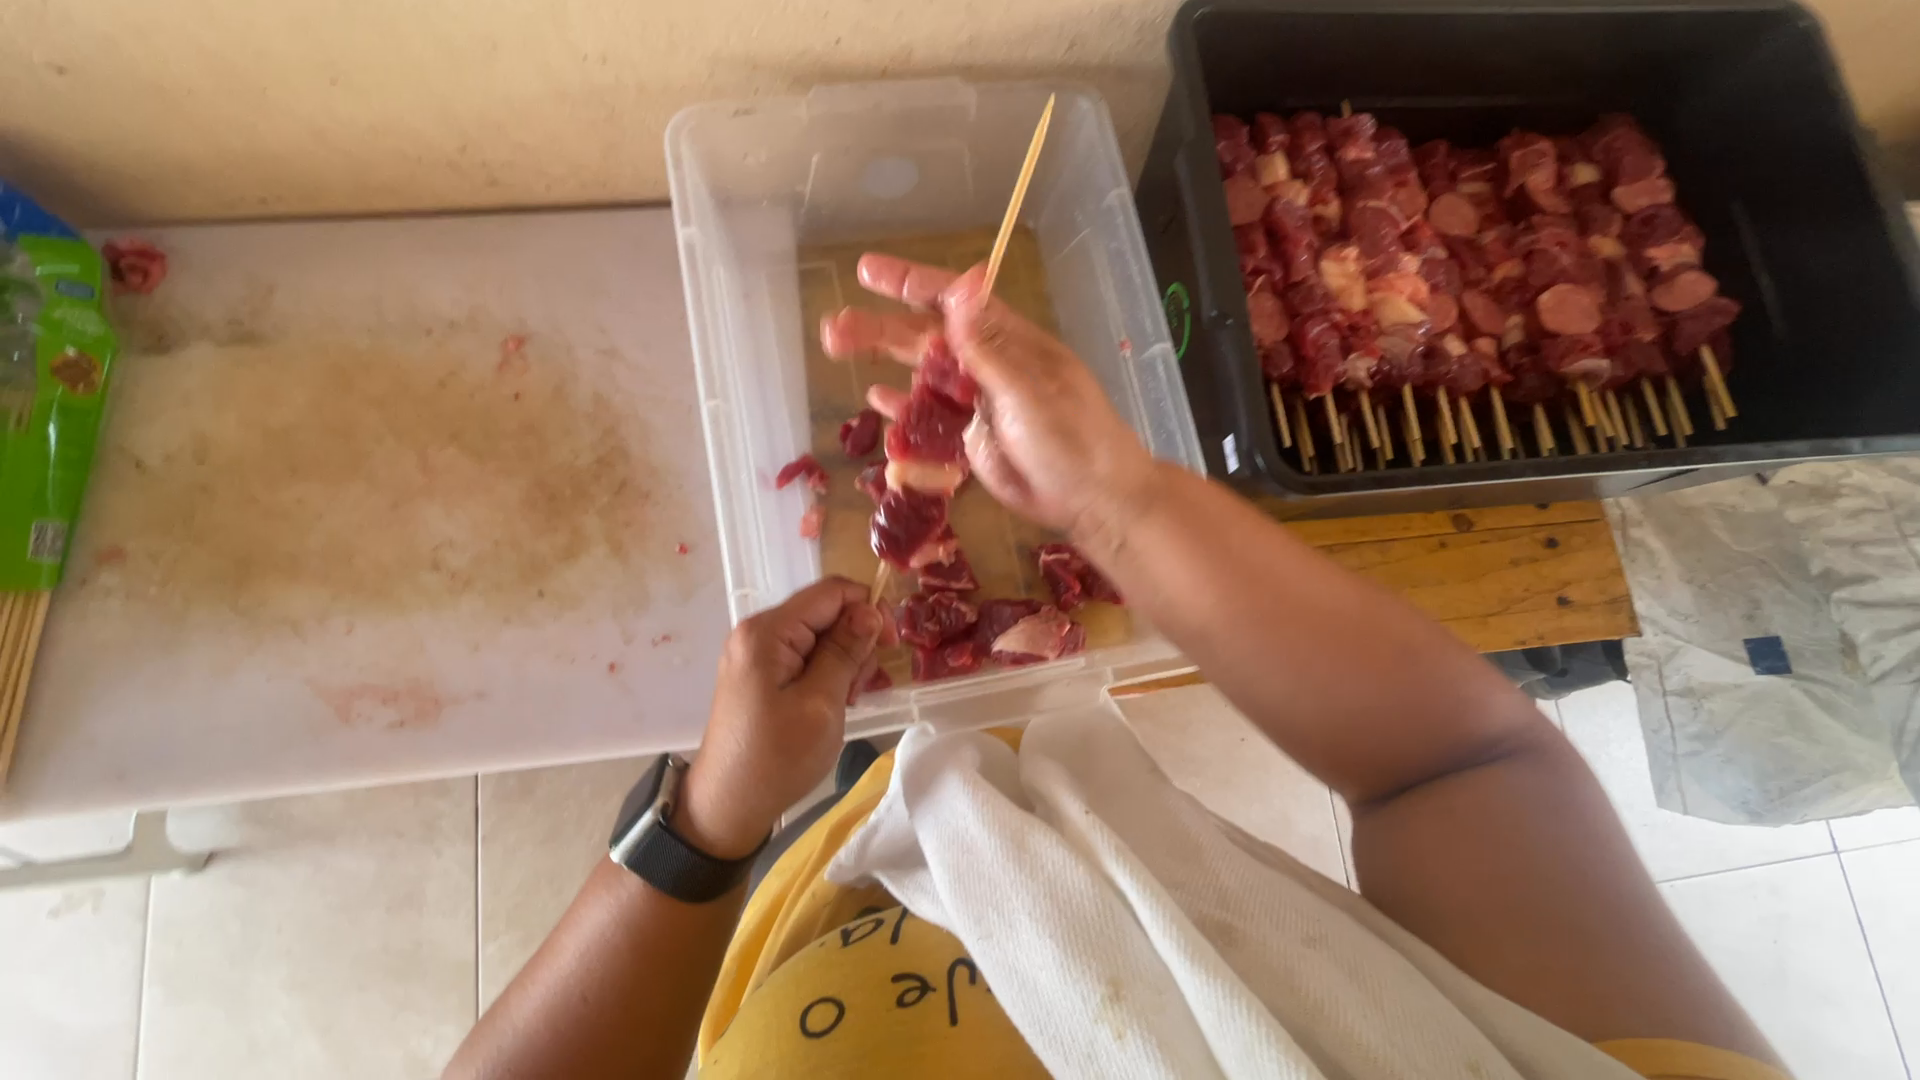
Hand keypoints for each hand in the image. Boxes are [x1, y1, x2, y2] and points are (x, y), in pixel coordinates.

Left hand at [677, 578, 885, 858]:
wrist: (728, 807)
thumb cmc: (777, 758)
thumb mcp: (822, 704)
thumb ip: (845, 652)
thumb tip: (870, 610)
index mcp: (768, 632)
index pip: (831, 592)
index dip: (868, 608)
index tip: (891, 645)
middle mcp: (758, 632)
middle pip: (826, 612)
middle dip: (856, 640)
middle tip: (864, 685)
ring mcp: (757, 653)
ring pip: (820, 635)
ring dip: (845, 660)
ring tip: (849, 700)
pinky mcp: (761, 674)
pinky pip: (805, 656)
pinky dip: (828, 672)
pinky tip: (837, 701)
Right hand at [819, 254, 1162, 542]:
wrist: (1091, 497)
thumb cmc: (1072, 437)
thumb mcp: (1029, 390)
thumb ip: (988, 345)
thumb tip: (962, 284)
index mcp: (1005, 341)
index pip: (951, 302)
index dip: (909, 283)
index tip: (867, 271)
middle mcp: (986, 365)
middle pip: (923, 337)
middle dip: (878, 328)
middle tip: (833, 328)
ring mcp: (975, 402)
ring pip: (920, 376)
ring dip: (881, 364)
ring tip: (836, 350)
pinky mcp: (969, 438)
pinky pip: (928, 419)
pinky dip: (903, 410)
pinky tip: (875, 400)